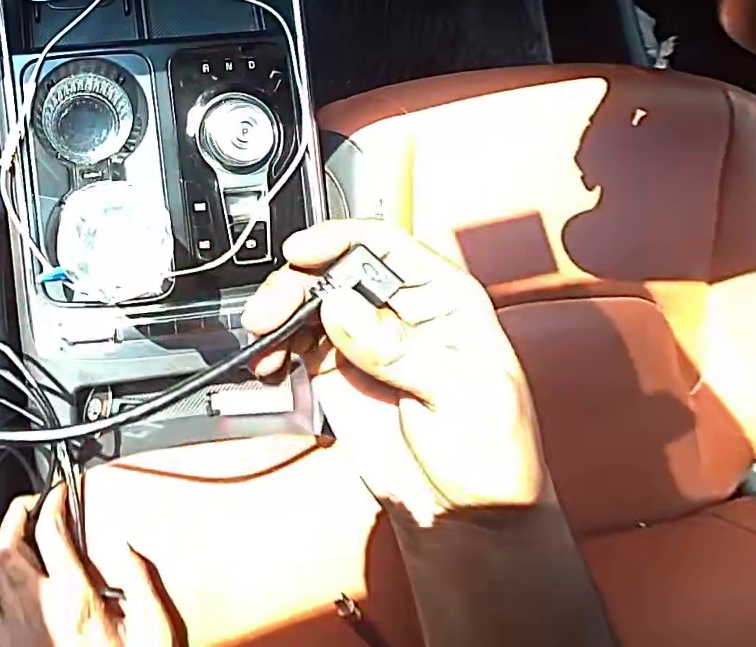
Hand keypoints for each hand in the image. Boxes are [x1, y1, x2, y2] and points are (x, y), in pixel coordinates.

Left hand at [0, 490, 175, 646]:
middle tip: (35, 504)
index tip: (61, 491)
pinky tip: (8, 579)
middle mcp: (38, 613)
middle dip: (17, 514)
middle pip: (8, 546)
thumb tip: (129, 549)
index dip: (53, 499)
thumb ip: (144, 588)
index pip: (50, 531)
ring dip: (4, 545)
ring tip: (22, 535)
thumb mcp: (155, 636)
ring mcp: (17, 634)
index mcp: (74, 603)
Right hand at [242, 220, 548, 525]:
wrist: (461, 517)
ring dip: (275, 310)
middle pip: (330, 266)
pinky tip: (268, 360)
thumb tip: (340, 309)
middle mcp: (394, 306)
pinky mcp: (330, 359)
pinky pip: (290, 334)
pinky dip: (271, 341)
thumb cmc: (491, 458)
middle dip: (293, 282)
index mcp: (441, 298)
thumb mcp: (465, 400)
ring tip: (263, 338)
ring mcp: (358, 332)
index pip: (385, 244)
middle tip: (271, 311)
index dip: (339, 237)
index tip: (302, 251)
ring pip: (303, 295)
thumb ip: (401, 351)